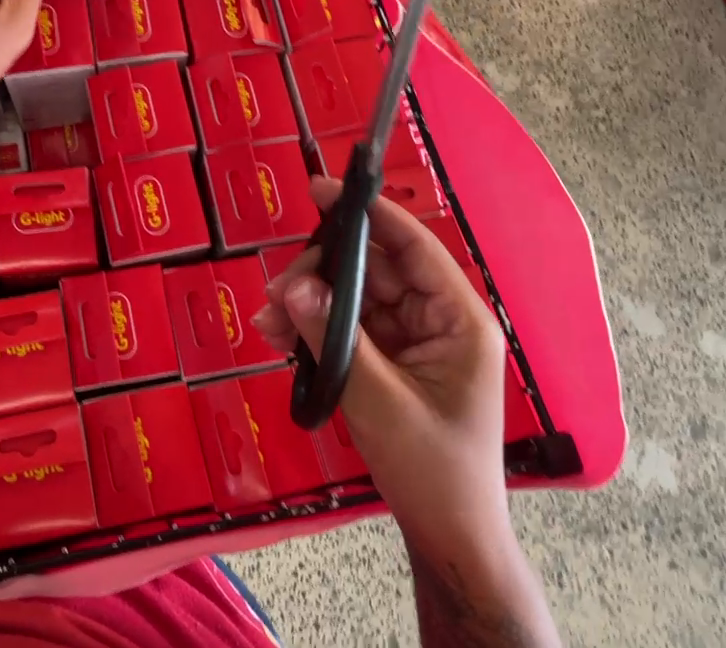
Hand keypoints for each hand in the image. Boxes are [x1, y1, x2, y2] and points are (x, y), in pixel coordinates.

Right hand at [250, 177, 511, 545]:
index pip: (413, 246)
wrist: (444, 534)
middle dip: (320, 274)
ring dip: (308, 304)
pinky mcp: (387, 361)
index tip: (322, 190)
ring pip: (352, 298)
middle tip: (275, 292)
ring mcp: (410, 340)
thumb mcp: (379, 399)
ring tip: (268, 322)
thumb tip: (294, 287)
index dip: (370, 213)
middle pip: (372, 270)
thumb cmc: (431, 467)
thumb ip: (335, 338)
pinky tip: (280, 336)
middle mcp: (435, 319)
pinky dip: (313, 328)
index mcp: (457, 318)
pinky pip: (346, 328)